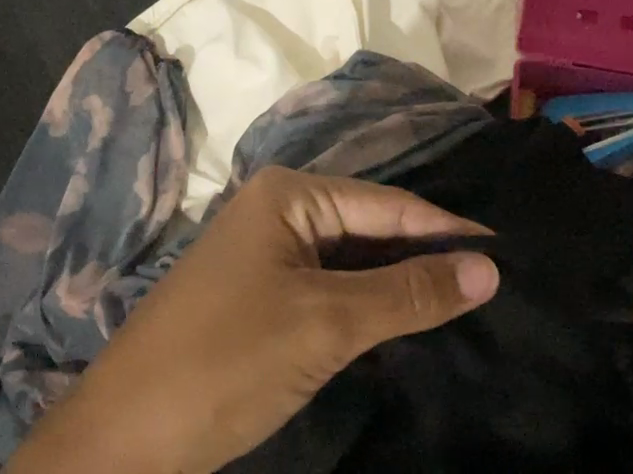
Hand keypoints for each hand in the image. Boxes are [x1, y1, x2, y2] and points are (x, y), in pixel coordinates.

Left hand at [8, 167, 499, 473]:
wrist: (125, 436)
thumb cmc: (228, 361)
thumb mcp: (326, 325)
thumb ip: (408, 293)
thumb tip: (489, 268)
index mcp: (287, 195)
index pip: (387, 203)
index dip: (447, 229)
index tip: (507, 254)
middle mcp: (276, 211)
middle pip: (370, 226)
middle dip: (425, 256)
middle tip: (492, 284)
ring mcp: (264, 254)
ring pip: (350, 260)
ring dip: (398, 283)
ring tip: (464, 302)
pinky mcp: (259, 295)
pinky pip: (327, 286)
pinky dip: (366, 304)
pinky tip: (405, 321)